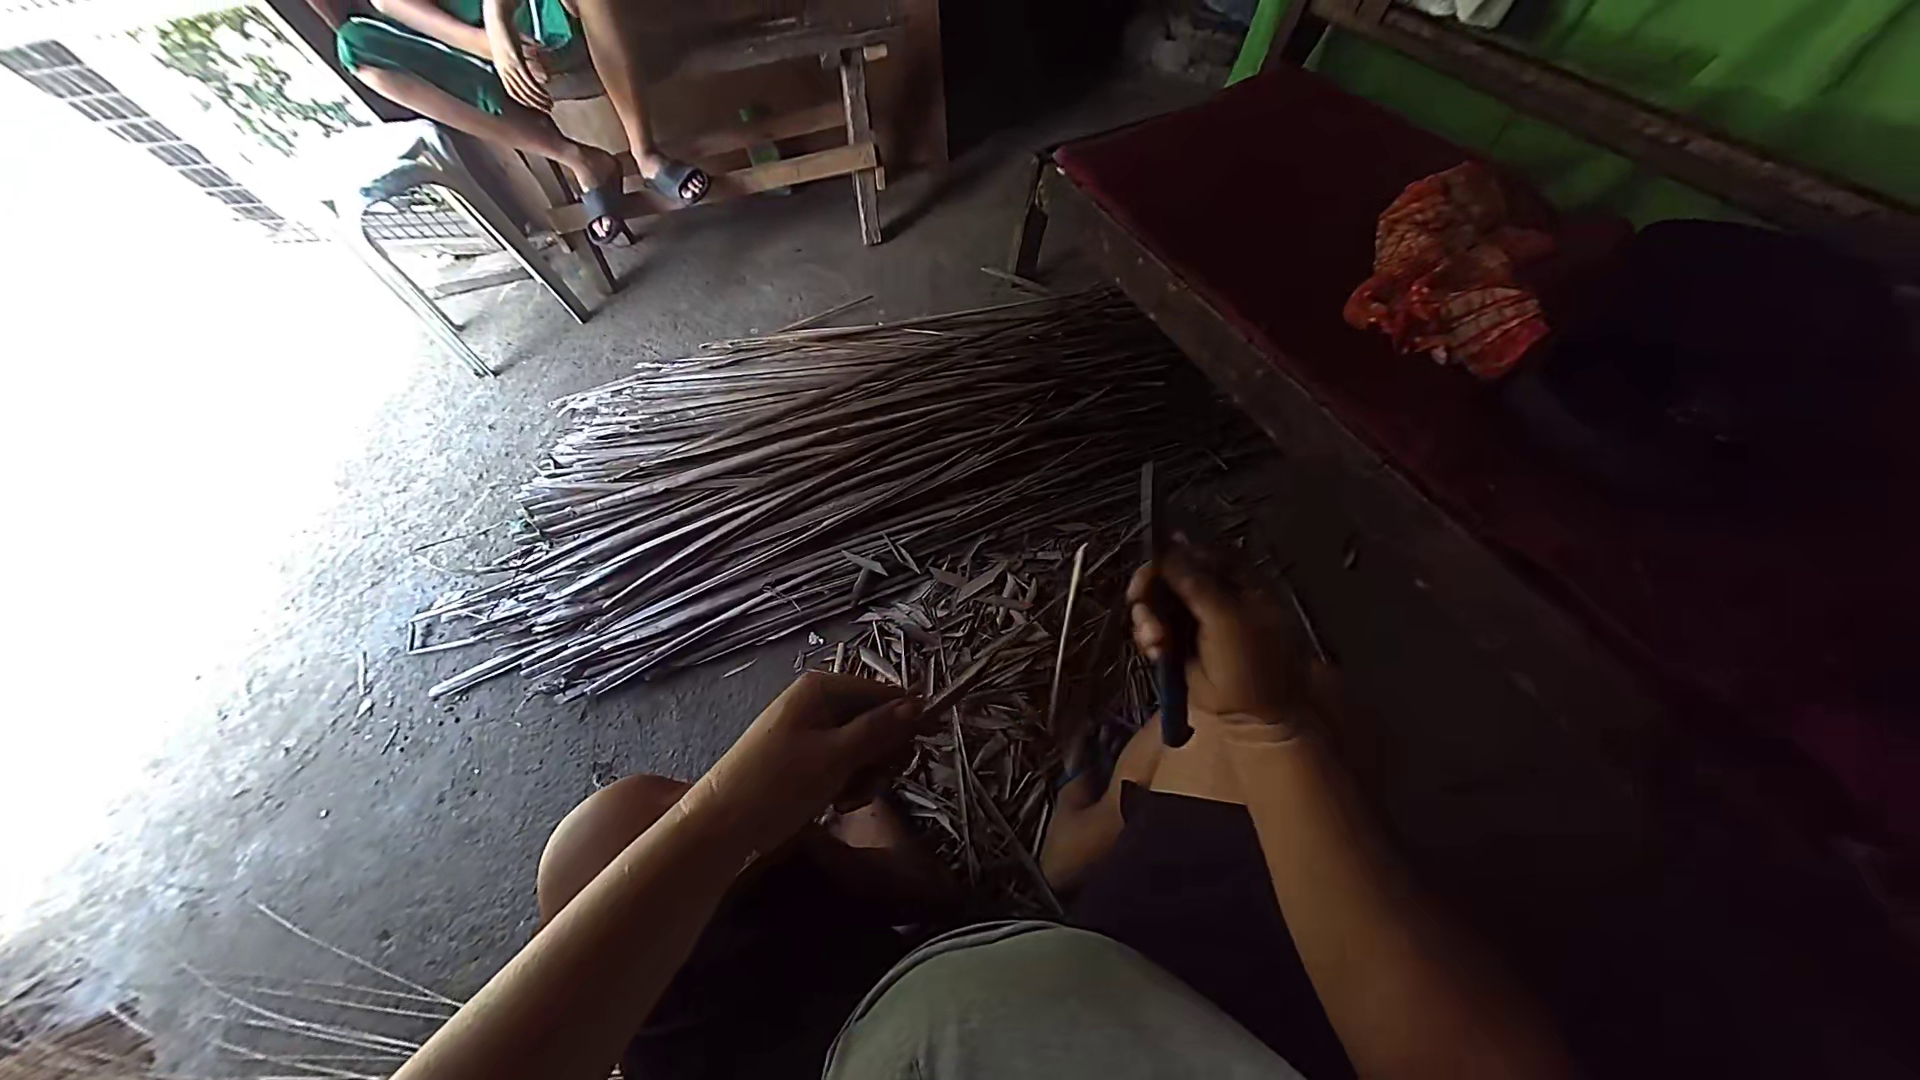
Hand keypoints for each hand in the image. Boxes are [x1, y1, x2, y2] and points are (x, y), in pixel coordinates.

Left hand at [486, 20, 550, 110]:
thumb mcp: (506, 47)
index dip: (524, 102)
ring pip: (526, 90)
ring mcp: (510, 65)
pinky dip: (539, 91)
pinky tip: (547, 94)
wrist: (496, 16)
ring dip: (540, 100)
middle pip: (521, 94)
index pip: (512, 91)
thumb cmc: (502, 29)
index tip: (535, 107)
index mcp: (500, 66)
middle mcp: (504, 68)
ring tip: (550, 104)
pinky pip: (529, 81)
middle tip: (548, 109)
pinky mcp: (517, 61)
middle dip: (535, 104)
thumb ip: (514, 58)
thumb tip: (526, 67)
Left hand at [687, 673, 920, 852]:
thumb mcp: (835, 756)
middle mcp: (818, 702)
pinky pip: (844, 761)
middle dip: (881, 754)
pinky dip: (849, 781)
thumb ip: (879, 729)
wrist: (720, 827)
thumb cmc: (778, 783)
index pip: (882, 693)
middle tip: (873, 781)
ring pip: (863, 745)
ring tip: (849, 797)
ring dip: (866, 773)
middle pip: (875, 720)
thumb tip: (918, 705)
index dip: (906, 718)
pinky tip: (838, 802)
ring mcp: (811, 730)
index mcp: (822, 689)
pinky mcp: (806, 757)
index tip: (924, 745)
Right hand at [1129, 544, 1306, 735]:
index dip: (1170, 557)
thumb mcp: (1226, 618)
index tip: (1151, 568)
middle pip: (1169, 575)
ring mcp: (1195, 619)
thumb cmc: (1251, 665)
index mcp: (1238, 580)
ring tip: (1155, 641)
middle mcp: (1215, 594)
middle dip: (1152, 591)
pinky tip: (1156, 652)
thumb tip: (1170, 540)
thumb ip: (1194, 580)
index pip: (1196, 552)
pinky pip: (1152, 626)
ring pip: (1156, 601)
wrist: (1251, 718)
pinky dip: (1148, 637)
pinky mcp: (1178, 641)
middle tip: (1140, 603)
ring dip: (1147, 618)